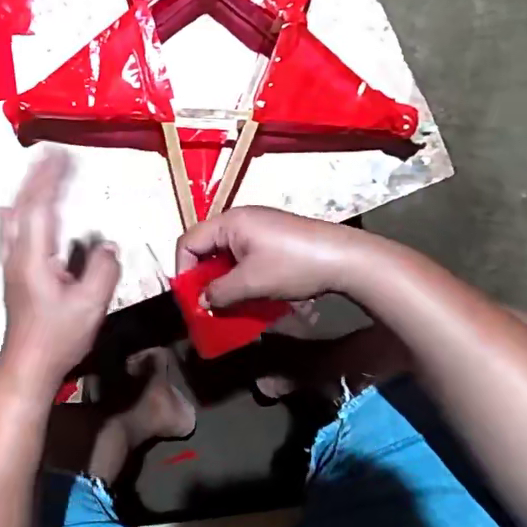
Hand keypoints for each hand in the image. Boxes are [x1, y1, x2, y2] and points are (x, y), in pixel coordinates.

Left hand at [0, 150, 119, 382]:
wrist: (28, 366)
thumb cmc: (58, 337)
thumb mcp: (90, 304)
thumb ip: (102, 270)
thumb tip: (108, 246)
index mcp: (34, 258)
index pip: (40, 208)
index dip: (50, 179)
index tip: (62, 156)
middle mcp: (17, 256)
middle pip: (22, 206)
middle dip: (37, 178)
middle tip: (53, 155)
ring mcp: (12, 265)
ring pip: (14, 218)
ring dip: (27, 192)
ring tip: (39, 174)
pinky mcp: (15, 275)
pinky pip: (12, 232)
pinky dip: (19, 212)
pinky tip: (12, 211)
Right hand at [175, 206, 377, 307]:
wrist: (343, 258)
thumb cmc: (292, 266)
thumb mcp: (251, 283)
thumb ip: (219, 293)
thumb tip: (202, 302)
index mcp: (230, 222)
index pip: (189, 241)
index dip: (183, 270)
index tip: (190, 298)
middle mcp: (241, 220)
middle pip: (207, 248)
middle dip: (204, 278)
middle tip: (207, 305)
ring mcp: (260, 228)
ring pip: (228, 256)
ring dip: (225, 281)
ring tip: (229, 306)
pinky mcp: (275, 239)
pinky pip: (246, 257)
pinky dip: (242, 276)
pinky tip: (251, 296)